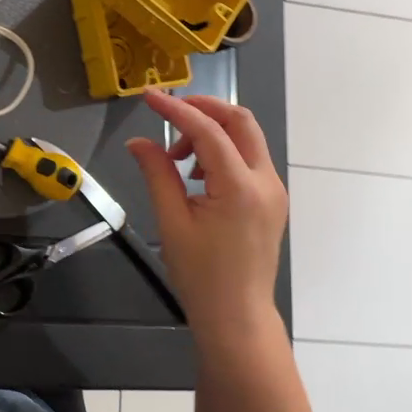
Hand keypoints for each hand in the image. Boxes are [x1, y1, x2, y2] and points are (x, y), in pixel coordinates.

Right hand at [125, 90, 287, 335]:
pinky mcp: (271, 200)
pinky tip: (194, 176)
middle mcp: (265, 181)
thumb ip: (157, 174)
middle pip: (240, 121)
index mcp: (239, 187)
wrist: (236, 314)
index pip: (208, 130)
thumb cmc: (200, 274)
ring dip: (211, 132)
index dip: (176, 109)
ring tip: (175, 160)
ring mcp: (273, 190)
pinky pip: (248, 159)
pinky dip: (221, 152)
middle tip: (168, 115)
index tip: (148, 97)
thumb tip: (139, 142)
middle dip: (203, 109)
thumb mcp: (171, 222)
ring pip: (246, 138)